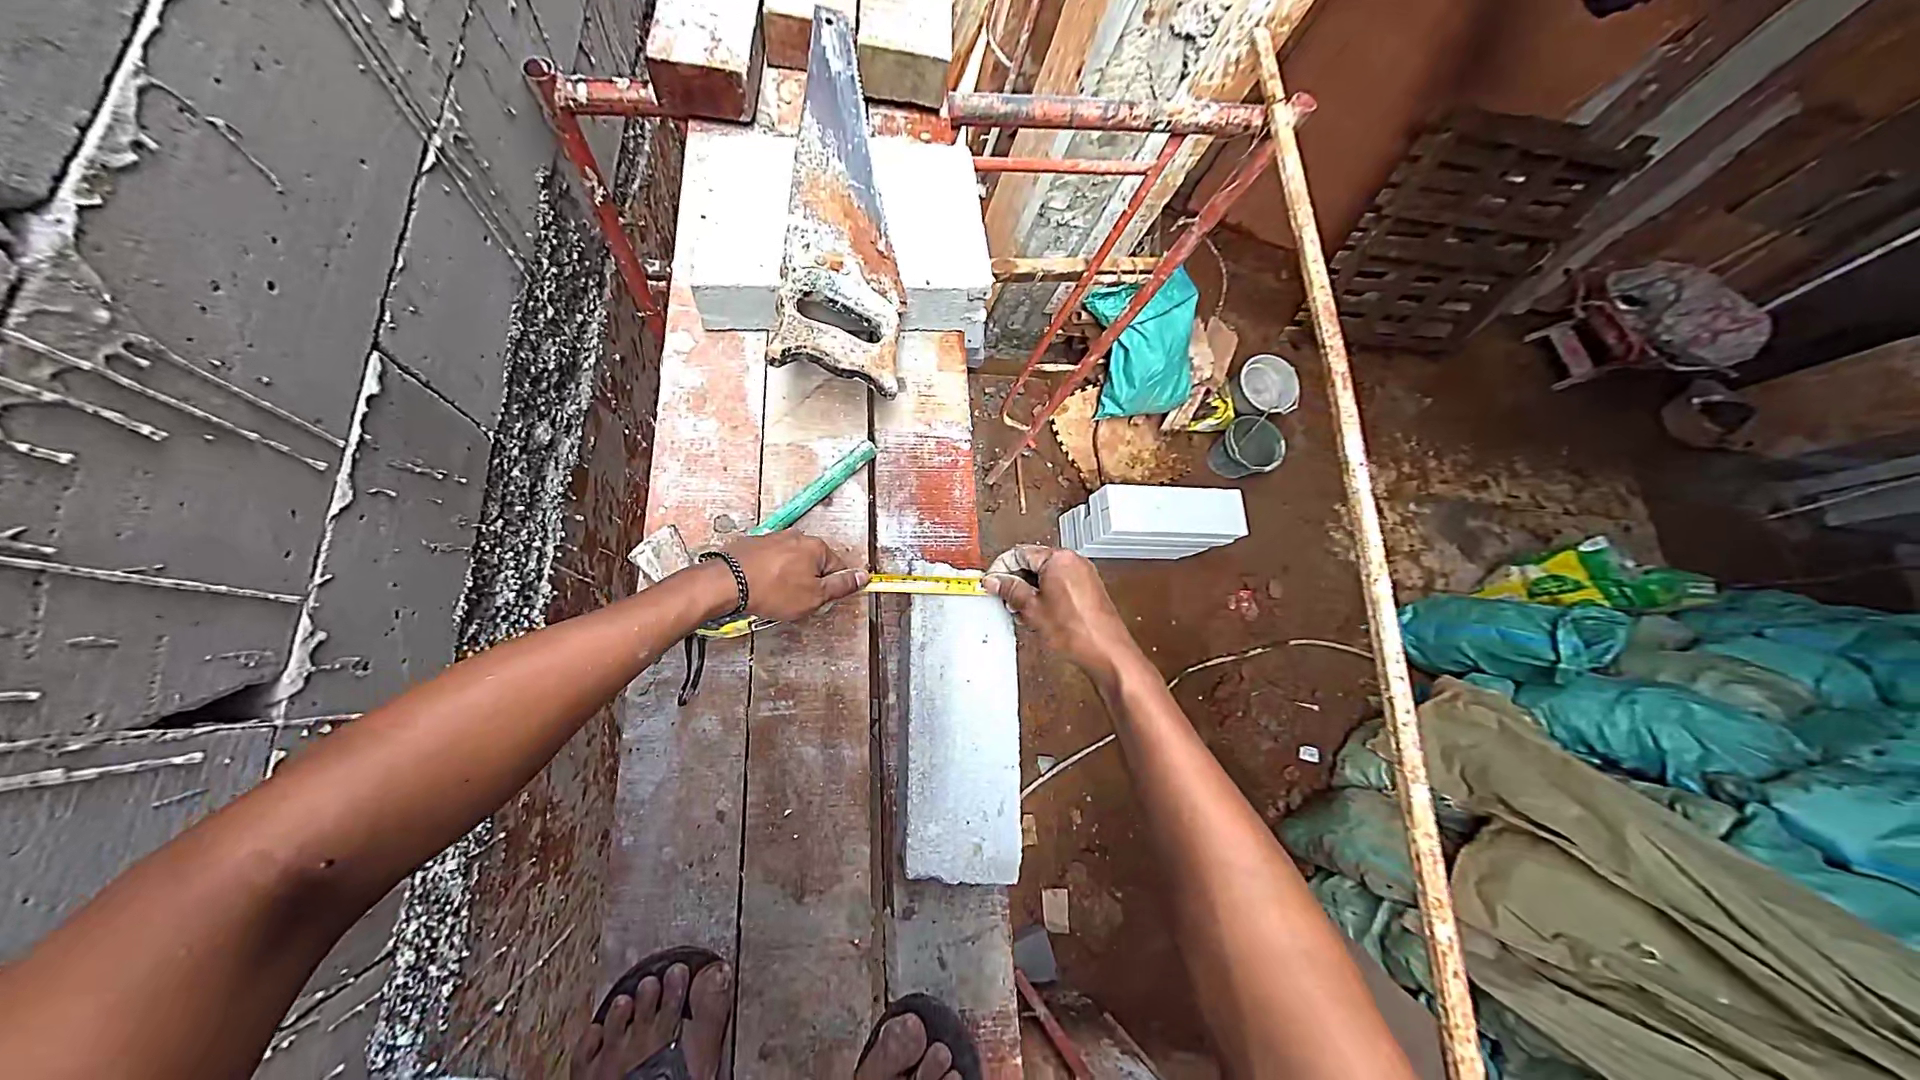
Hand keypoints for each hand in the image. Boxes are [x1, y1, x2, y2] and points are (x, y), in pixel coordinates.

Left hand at [718, 532, 868, 622]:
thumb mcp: (814, 596)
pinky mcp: (754, 544)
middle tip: (797, 601)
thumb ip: (841, 585)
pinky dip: (770, 573)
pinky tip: (762, 587)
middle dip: (809, 582)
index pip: (838, 568)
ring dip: (788, 577)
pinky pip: (771, 561)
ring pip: (792, 561)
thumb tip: (863, 576)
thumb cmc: (771, 590)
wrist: (727, 583)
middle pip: (814, 563)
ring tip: (776, 596)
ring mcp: (774, 538)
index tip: (820, 601)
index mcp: (817, 547)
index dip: (831, 588)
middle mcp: (797, 537)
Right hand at [984, 545, 1139, 677]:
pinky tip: (1038, 615)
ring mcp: (1082, 574)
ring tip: (1022, 611)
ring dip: (1029, 590)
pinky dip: (1044, 595)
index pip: (1019, 553)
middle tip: (1004, 599)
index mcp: (1058, 558)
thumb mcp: (1032, 608)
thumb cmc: (1077, 631)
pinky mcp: (1086, 588)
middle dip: (1015, 581)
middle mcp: (1072, 561)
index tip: (991, 582)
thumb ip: (1009, 589)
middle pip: (1033, 562)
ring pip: (1044, 575)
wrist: (1105, 651)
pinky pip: (1058, 584)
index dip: (1000, 568)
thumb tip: (995, 581)